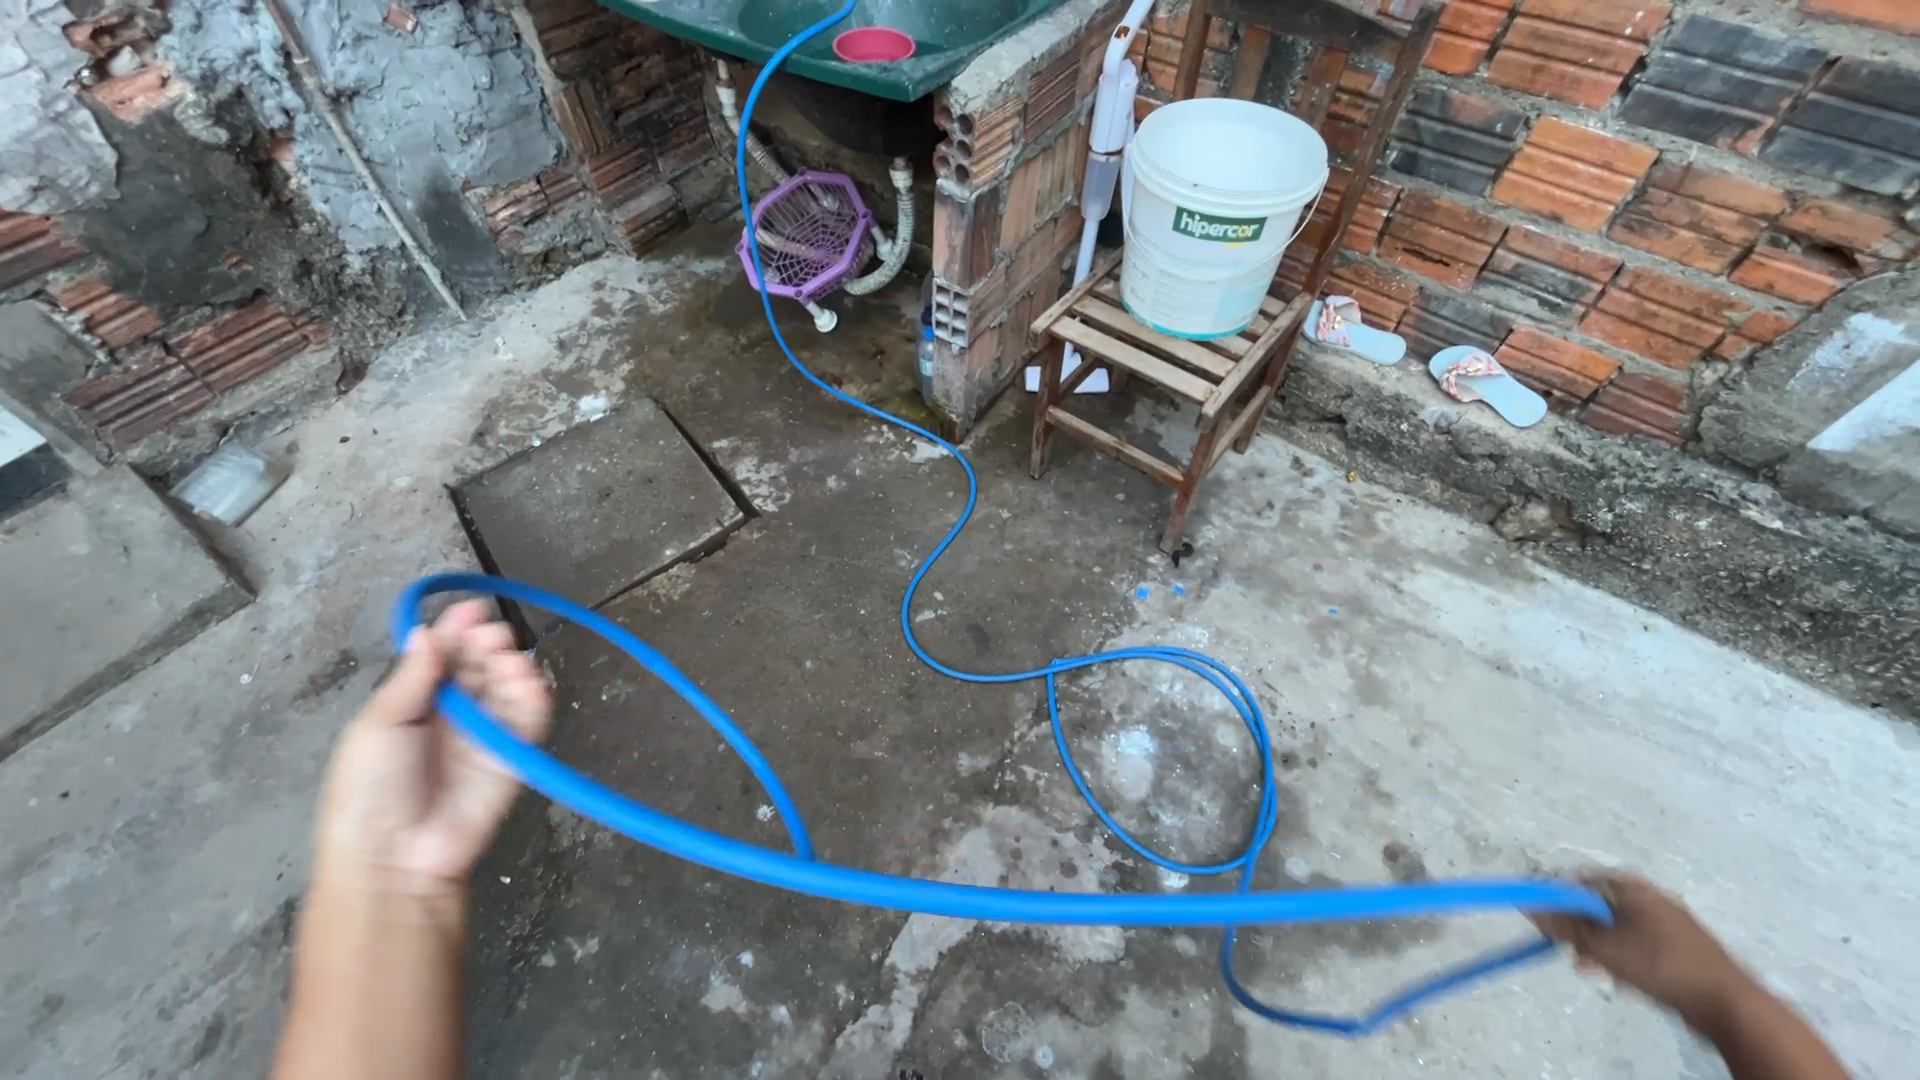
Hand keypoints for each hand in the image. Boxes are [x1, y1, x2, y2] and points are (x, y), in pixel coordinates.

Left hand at [314, 600, 551, 896]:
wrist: (396, 855)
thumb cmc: (370, 789)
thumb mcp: (377, 728)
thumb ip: (410, 679)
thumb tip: (427, 632)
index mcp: (414, 702)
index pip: (442, 656)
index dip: (456, 631)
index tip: (471, 610)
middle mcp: (453, 712)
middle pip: (479, 665)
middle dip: (487, 643)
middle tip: (491, 636)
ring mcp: (487, 732)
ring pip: (509, 684)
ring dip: (513, 664)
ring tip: (508, 659)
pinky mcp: (516, 752)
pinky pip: (531, 716)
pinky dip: (536, 694)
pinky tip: (530, 680)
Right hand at [1533, 873, 1747, 1023]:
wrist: (1732, 1006)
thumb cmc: (1659, 964)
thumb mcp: (1600, 944)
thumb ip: (1560, 924)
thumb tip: (1526, 905)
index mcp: (1631, 886)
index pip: (1578, 882)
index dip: (1558, 901)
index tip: (1550, 925)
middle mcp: (1651, 896)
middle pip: (1597, 906)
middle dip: (1580, 931)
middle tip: (1573, 952)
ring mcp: (1672, 923)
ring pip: (1618, 930)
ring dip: (1600, 948)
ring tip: (1596, 972)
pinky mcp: (1685, 948)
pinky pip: (1641, 945)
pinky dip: (1626, 958)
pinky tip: (1624, 980)